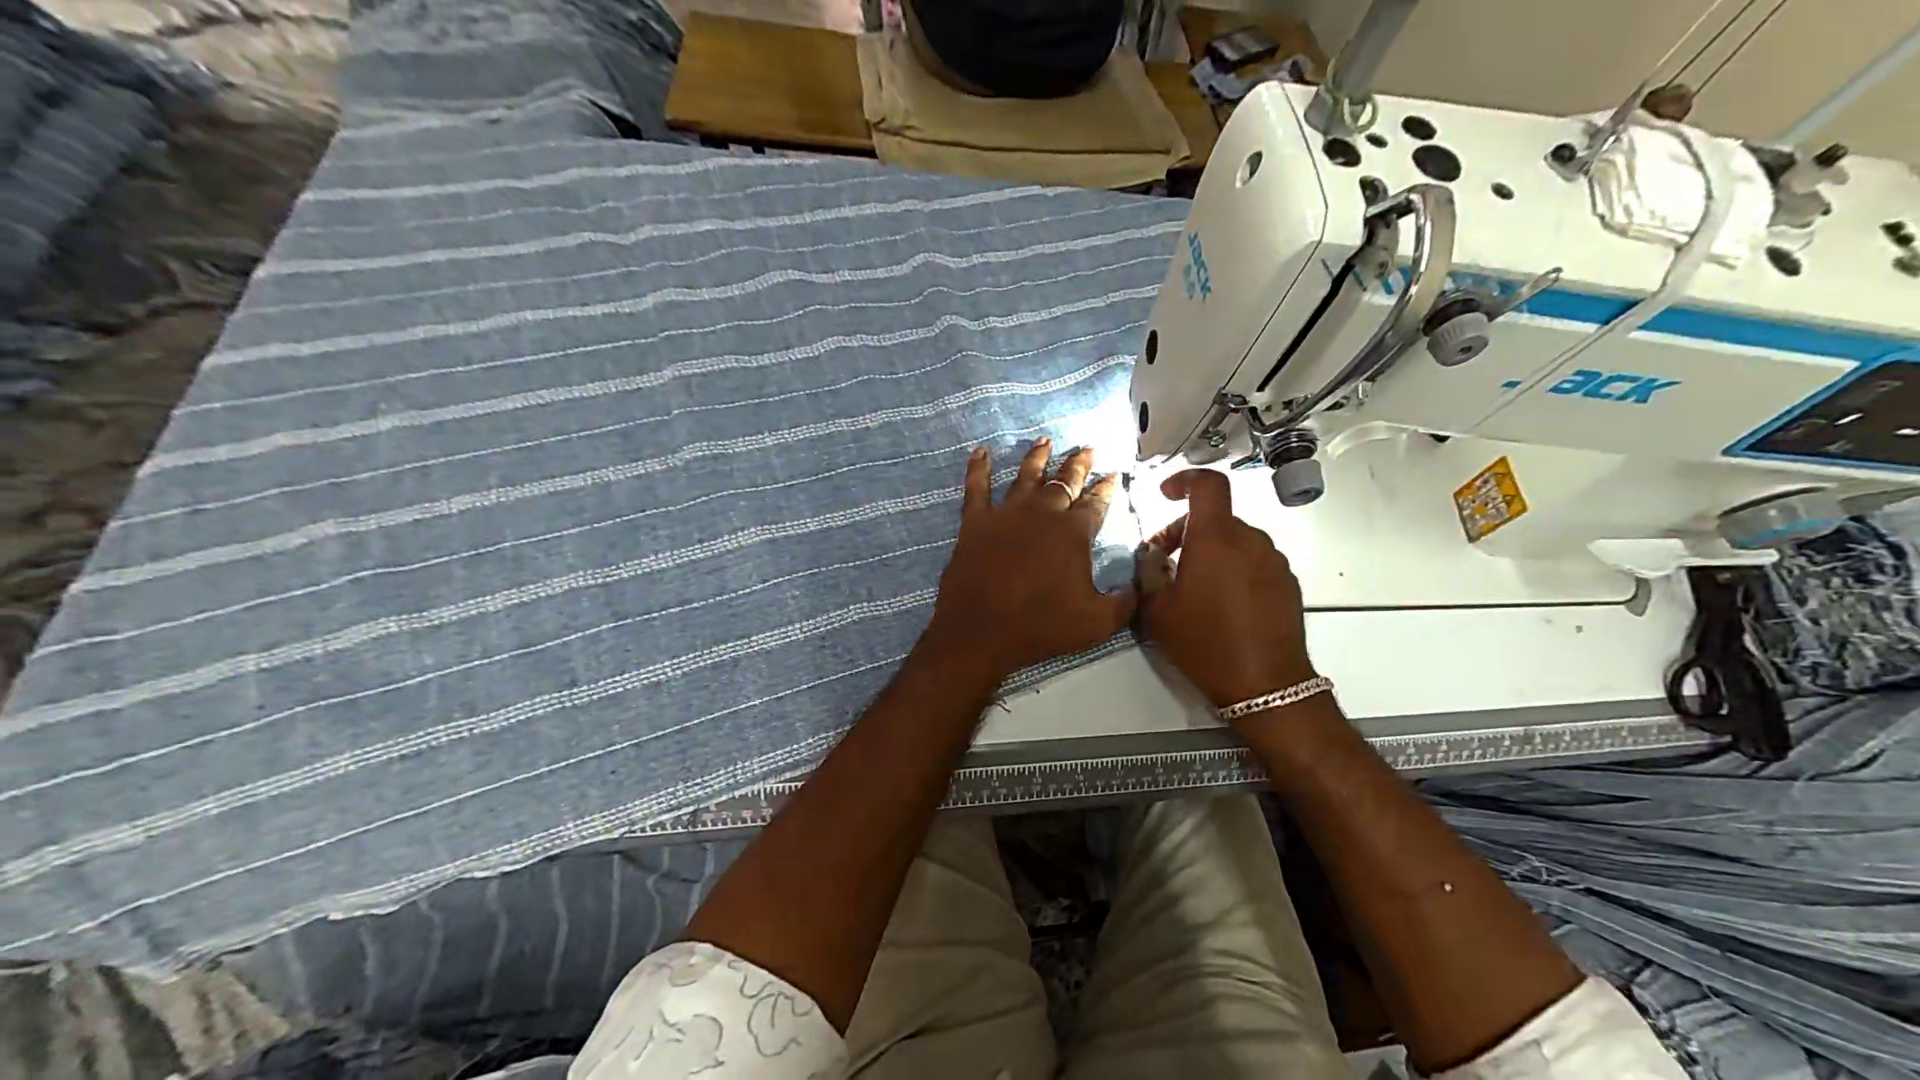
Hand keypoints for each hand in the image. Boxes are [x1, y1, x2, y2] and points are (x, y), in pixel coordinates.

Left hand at [922, 439, 1135, 681]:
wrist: (981, 630)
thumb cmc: (1040, 626)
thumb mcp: (1098, 623)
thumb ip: (1126, 603)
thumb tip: (1141, 588)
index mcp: (1074, 533)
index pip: (1096, 503)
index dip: (1107, 488)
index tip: (1114, 474)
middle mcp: (1042, 513)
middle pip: (1064, 481)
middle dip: (1078, 464)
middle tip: (1088, 448)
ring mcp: (1006, 514)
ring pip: (1025, 476)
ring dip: (1038, 457)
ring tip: (1045, 441)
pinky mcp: (975, 522)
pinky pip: (976, 487)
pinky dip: (978, 468)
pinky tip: (980, 451)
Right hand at [1137, 469, 1315, 710]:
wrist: (1265, 684)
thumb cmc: (1207, 644)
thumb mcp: (1157, 612)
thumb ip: (1148, 574)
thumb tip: (1150, 558)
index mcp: (1215, 538)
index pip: (1207, 484)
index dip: (1184, 480)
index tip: (1167, 492)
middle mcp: (1250, 541)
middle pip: (1216, 517)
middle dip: (1186, 532)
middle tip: (1165, 561)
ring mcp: (1274, 561)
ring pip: (1235, 540)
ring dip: (1211, 552)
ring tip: (1193, 587)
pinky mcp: (1287, 582)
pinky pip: (1254, 561)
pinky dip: (1234, 568)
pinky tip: (1221, 603)